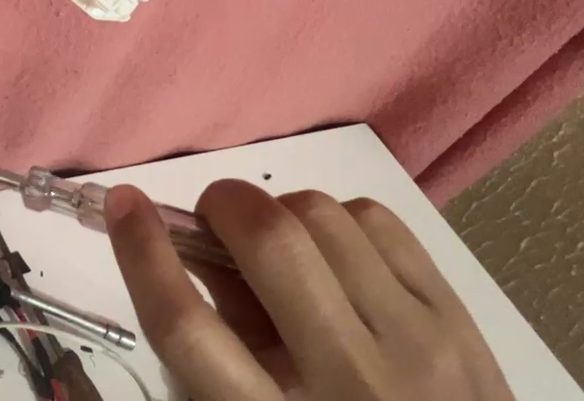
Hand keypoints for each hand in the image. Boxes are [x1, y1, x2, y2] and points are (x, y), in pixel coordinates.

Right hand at [106, 180, 514, 400]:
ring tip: (283, 252)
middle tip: (212, 220)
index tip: (122, 201)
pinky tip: (335, 260)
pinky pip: (375, 219)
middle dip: (221, 204)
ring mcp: (421, 348)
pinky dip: (335, 221)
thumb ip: (215, 340)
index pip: (188, 328)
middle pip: (269, 244)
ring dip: (279, 215)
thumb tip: (198, 244)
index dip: (143, 253)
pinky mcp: (461, 321)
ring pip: (320, 214)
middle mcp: (352, 386)